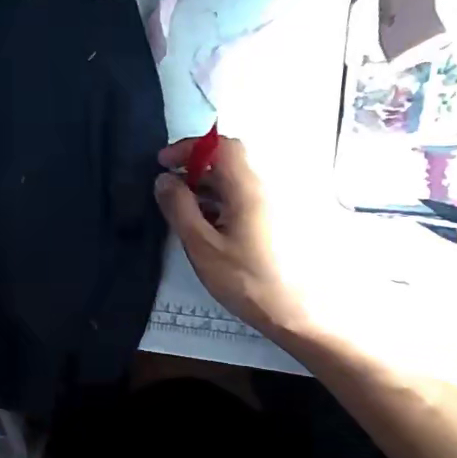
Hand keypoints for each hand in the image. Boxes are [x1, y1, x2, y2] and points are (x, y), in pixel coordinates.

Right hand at [155, 135, 313, 339]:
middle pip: (229, 161)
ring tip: (183, 210)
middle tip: (171, 188)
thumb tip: (164, 179)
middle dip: (196, 167)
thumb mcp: (202, 246)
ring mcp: (273, 204)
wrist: (292, 312)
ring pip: (236, 181)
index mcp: (248, 187)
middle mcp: (265, 188)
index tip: (163, 163)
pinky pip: (244, 198)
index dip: (189, 147)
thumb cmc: (245, 280)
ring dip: (208, 186)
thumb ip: (179, 208)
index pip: (221, 145)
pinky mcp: (275, 221)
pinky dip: (222, 201)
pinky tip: (208, 226)